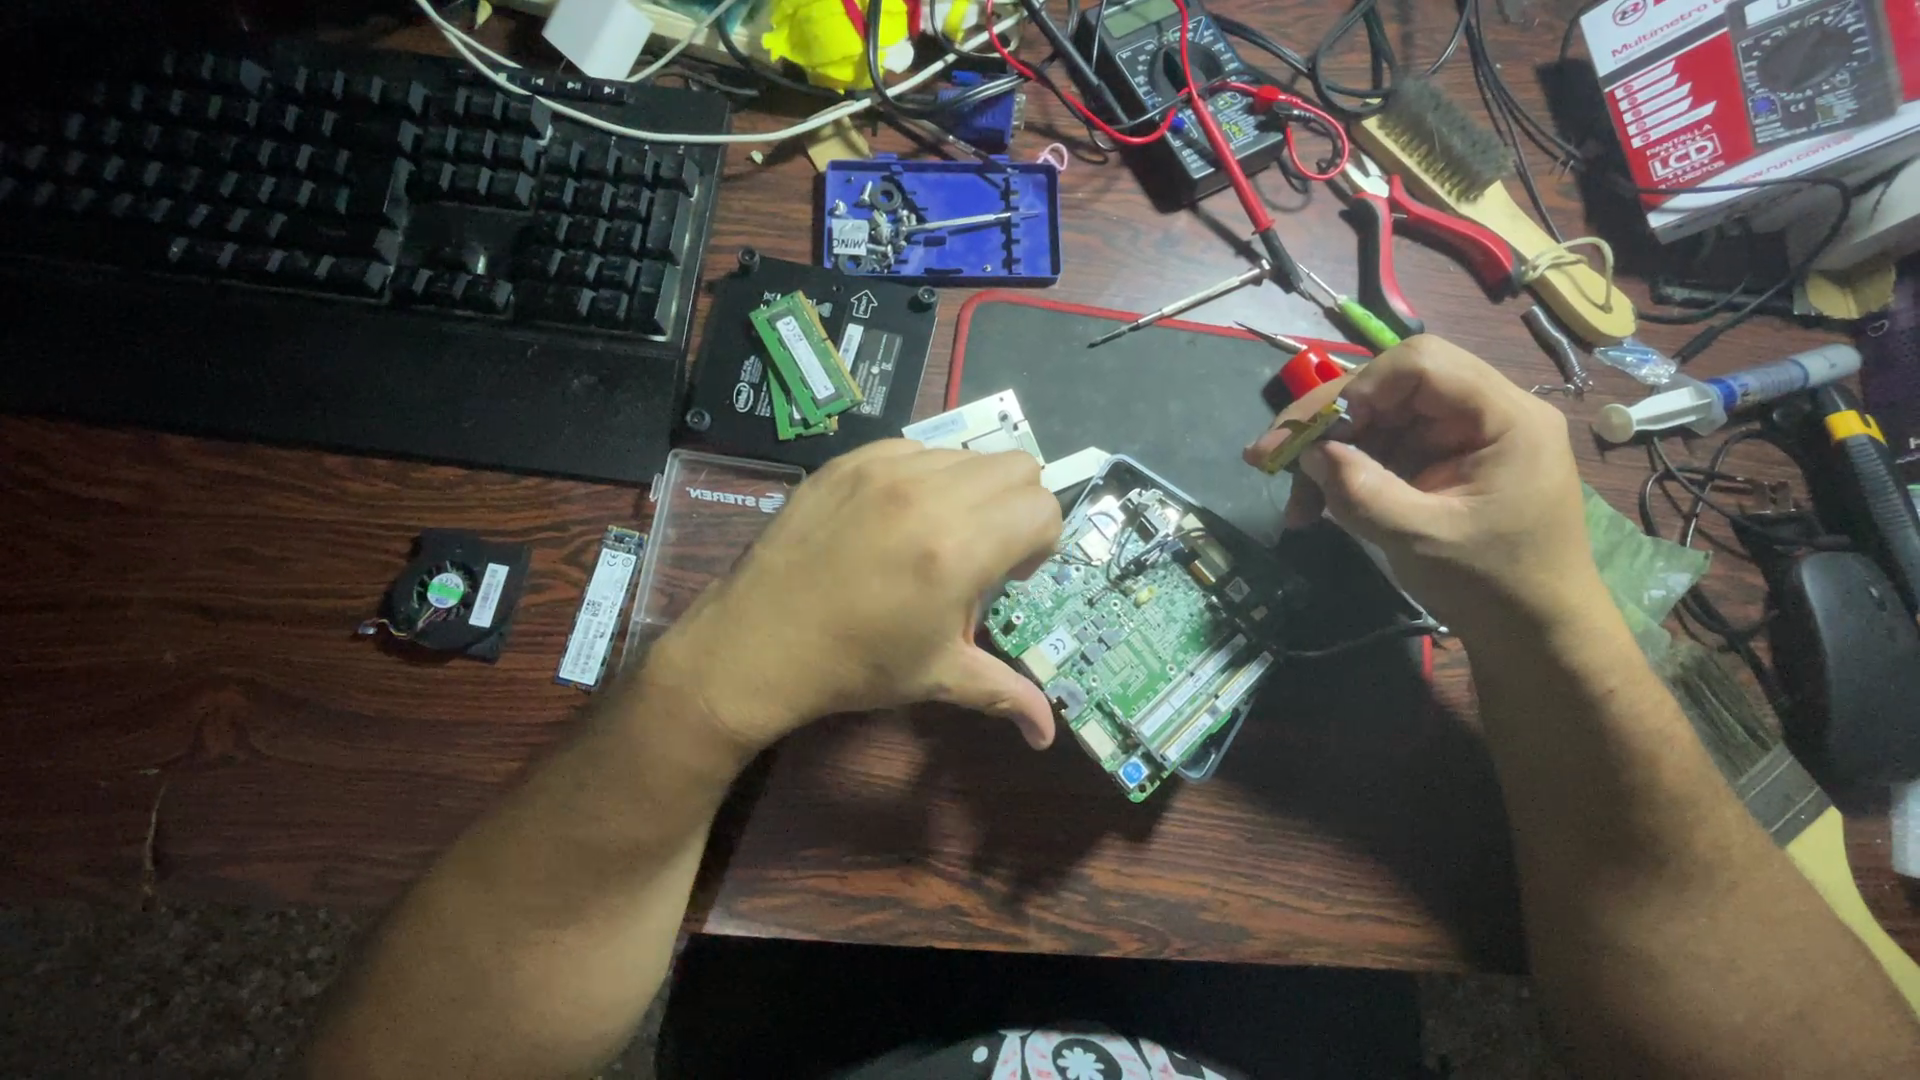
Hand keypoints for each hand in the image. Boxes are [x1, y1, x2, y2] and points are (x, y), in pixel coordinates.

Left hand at [644, 440, 1062, 758]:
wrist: (757, 643)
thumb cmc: (854, 664)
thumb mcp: (937, 678)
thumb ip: (1006, 694)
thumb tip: (1047, 736)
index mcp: (957, 548)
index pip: (1043, 507)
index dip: (1039, 544)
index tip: (1006, 577)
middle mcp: (928, 494)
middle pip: (1018, 466)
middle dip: (1016, 508)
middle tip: (982, 551)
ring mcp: (883, 468)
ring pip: (967, 454)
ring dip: (971, 490)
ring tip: (935, 535)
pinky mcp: (848, 460)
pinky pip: (915, 449)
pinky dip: (925, 477)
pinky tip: (895, 520)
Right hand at [1244, 336, 1601, 638]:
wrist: (1532, 633)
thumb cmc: (1492, 585)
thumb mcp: (1420, 538)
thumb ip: (1360, 490)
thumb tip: (1308, 454)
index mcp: (1502, 417)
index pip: (1420, 364)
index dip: (1357, 388)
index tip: (1314, 435)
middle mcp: (1480, 414)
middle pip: (1388, 388)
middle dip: (1325, 423)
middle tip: (1267, 458)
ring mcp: (1456, 439)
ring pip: (1373, 421)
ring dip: (1325, 457)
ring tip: (1294, 506)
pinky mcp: (1436, 463)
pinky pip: (1378, 450)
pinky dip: (1340, 476)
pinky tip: (1312, 509)